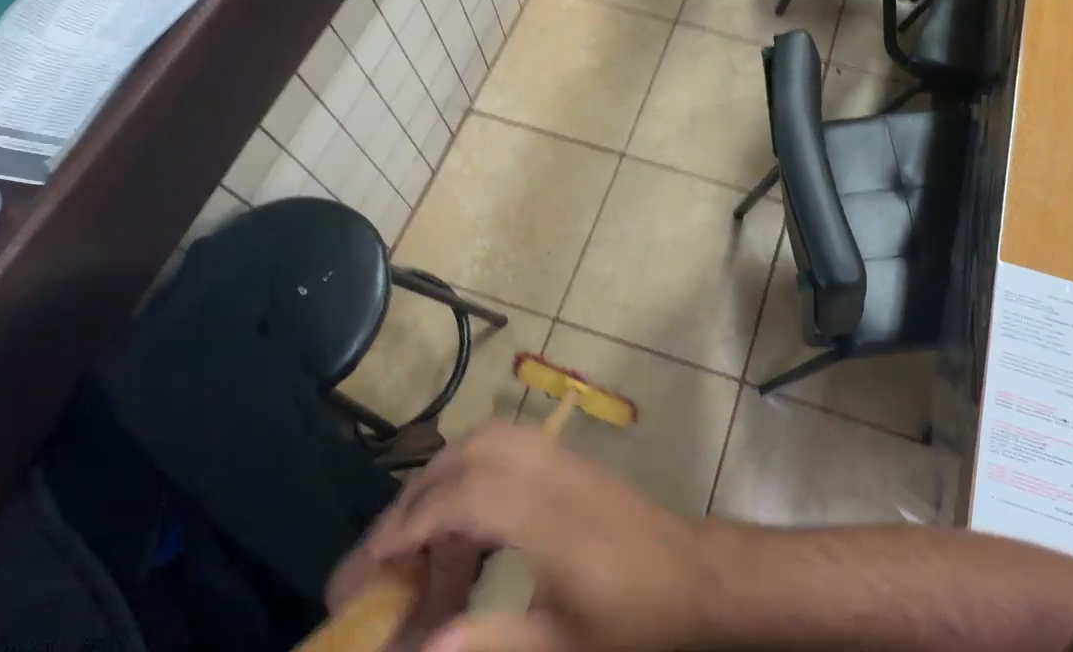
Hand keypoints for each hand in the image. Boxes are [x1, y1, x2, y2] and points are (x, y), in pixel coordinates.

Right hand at [328, 423, 715, 651]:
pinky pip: (509, 447)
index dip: (408, 527)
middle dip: (415, 500)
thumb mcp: (565, 645)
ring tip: (418, 540)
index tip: (369, 569)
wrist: (703, 578)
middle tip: (385, 556)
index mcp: (548, 519)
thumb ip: (489, 641)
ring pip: (488, 441)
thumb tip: (419, 649)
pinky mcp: (573, 463)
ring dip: (442, 479)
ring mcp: (565, 462)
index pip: (463, 499)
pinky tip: (466, 525)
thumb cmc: (640, 618)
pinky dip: (472, 473)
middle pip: (469, 457)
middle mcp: (552, 475)